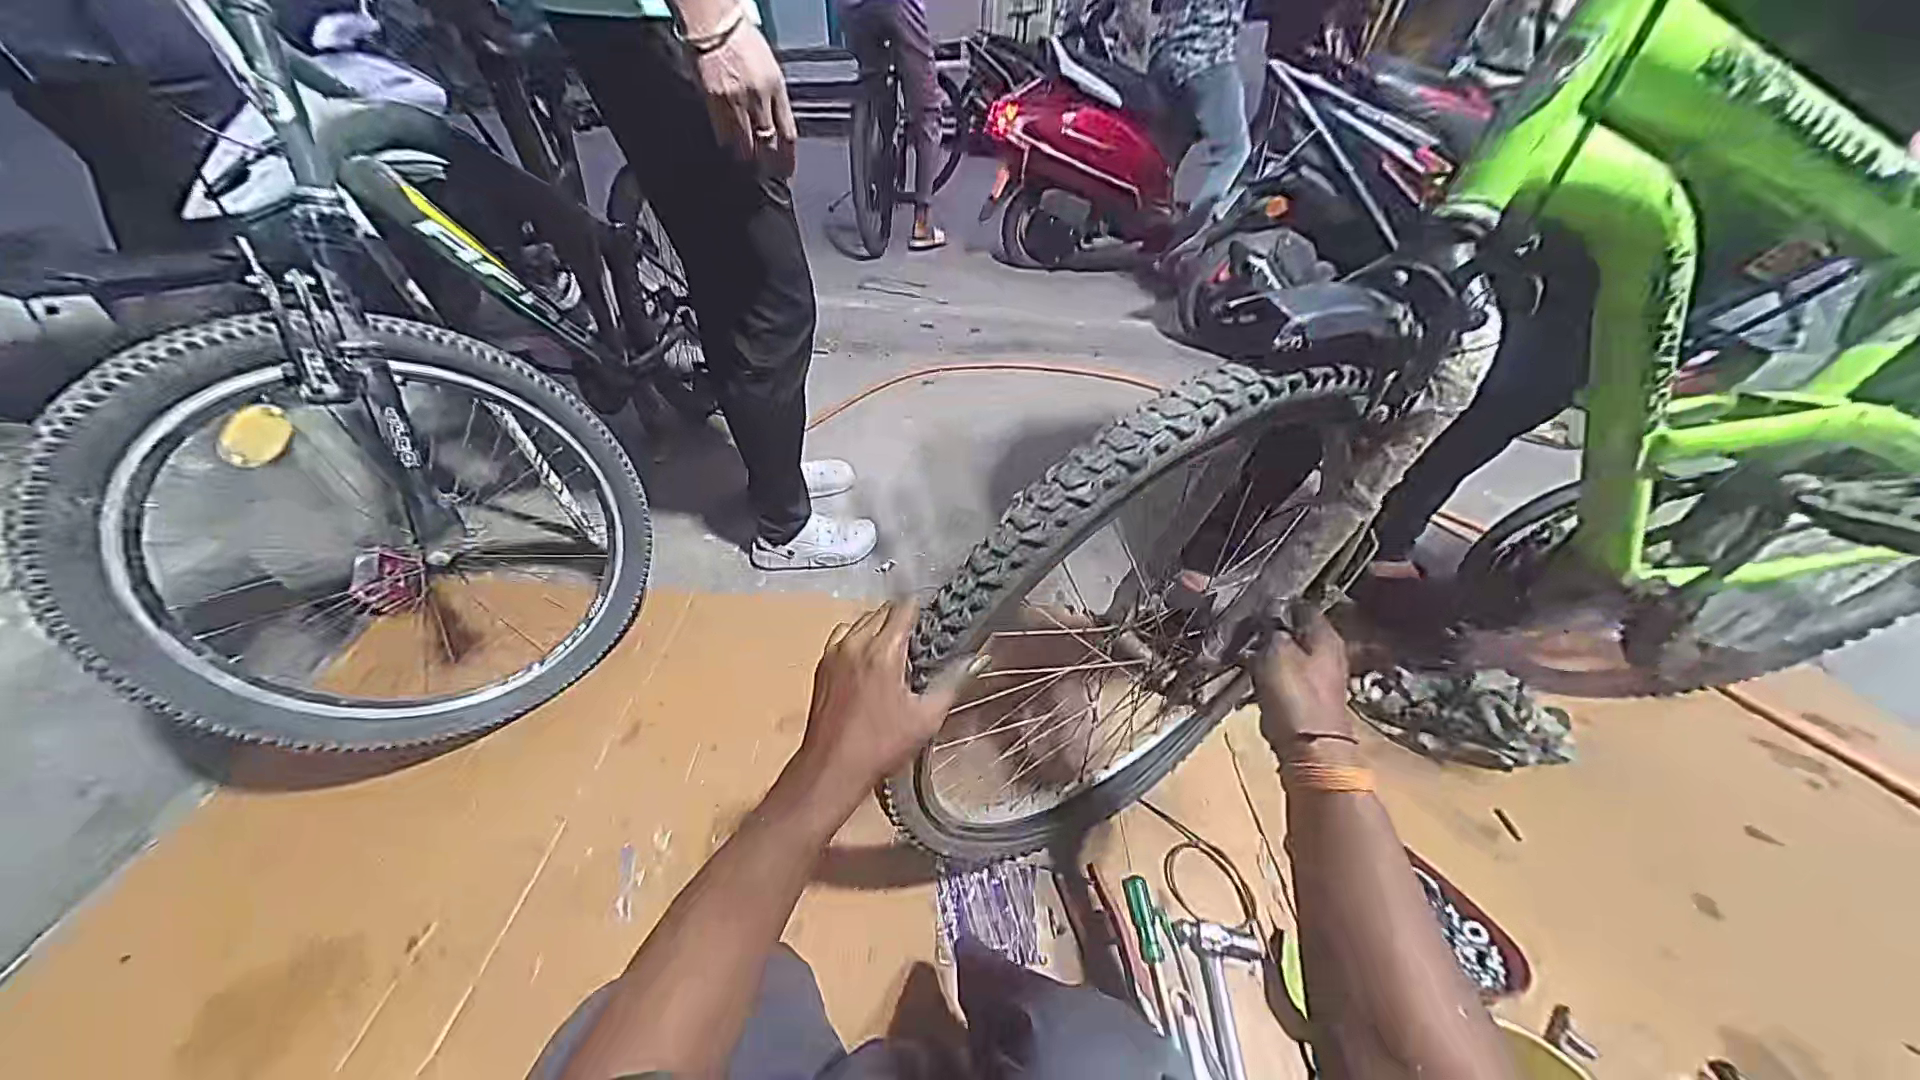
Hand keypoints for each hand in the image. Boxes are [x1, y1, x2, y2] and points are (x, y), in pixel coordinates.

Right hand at [693, 20, 797, 176]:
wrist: (713, 21)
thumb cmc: (741, 39)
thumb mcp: (770, 69)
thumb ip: (775, 100)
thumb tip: (777, 127)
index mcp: (776, 88)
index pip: (788, 133)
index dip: (788, 156)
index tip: (788, 169)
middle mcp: (758, 97)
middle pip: (768, 144)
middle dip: (770, 164)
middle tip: (770, 174)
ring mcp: (736, 101)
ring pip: (746, 145)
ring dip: (750, 160)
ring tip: (751, 168)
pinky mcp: (714, 101)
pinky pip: (723, 135)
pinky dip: (729, 146)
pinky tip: (731, 150)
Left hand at [792, 601, 974, 799]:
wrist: (832, 768)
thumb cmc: (879, 746)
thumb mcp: (926, 718)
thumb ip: (952, 682)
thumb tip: (974, 661)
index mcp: (883, 652)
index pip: (903, 609)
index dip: (921, 611)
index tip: (931, 621)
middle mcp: (856, 644)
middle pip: (882, 611)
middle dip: (901, 619)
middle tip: (917, 641)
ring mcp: (835, 653)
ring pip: (861, 621)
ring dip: (878, 627)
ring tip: (893, 651)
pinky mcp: (822, 666)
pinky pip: (842, 636)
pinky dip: (856, 638)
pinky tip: (867, 660)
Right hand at [1247, 604, 1353, 760]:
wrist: (1309, 748)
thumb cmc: (1294, 695)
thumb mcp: (1275, 652)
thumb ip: (1271, 630)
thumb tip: (1267, 621)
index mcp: (1326, 635)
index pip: (1301, 606)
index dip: (1276, 604)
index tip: (1252, 607)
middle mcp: (1330, 651)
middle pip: (1296, 630)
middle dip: (1270, 630)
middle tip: (1244, 630)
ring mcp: (1321, 676)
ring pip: (1289, 653)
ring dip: (1268, 653)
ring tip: (1244, 652)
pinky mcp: (1309, 696)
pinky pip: (1286, 675)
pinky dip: (1270, 674)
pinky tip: (1254, 677)